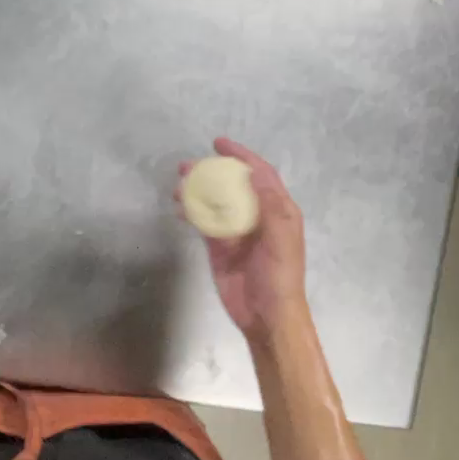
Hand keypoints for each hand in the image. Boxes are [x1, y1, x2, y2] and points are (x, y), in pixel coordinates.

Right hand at [178, 139, 307, 343]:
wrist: (267, 316)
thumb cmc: (280, 277)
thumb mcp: (281, 240)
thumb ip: (271, 206)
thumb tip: (255, 173)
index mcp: (279, 210)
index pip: (260, 174)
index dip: (241, 156)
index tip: (219, 143)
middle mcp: (257, 216)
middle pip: (233, 185)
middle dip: (212, 171)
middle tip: (186, 165)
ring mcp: (236, 231)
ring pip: (215, 203)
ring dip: (197, 191)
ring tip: (177, 184)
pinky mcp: (220, 248)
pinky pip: (204, 224)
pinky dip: (192, 213)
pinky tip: (178, 208)